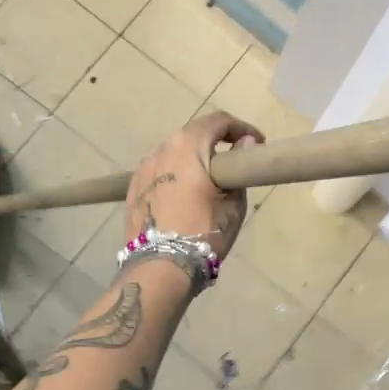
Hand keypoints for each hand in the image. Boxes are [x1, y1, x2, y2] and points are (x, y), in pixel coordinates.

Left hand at [124, 112, 264, 257]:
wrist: (160, 268)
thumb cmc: (203, 234)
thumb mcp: (233, 204)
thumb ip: (238, 169)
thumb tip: (244, 144)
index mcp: (187, 145)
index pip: (218, 121)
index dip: (241, 128)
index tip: (256, 143)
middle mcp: (160, 149)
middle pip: (192, 136)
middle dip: (214, 144)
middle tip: (231, 164)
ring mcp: (141, 169)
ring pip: (172, 155)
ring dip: (191, 162)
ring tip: (205, 182)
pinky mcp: (132, 190)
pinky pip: (158, 174)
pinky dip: (173, 177)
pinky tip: (182, 195)